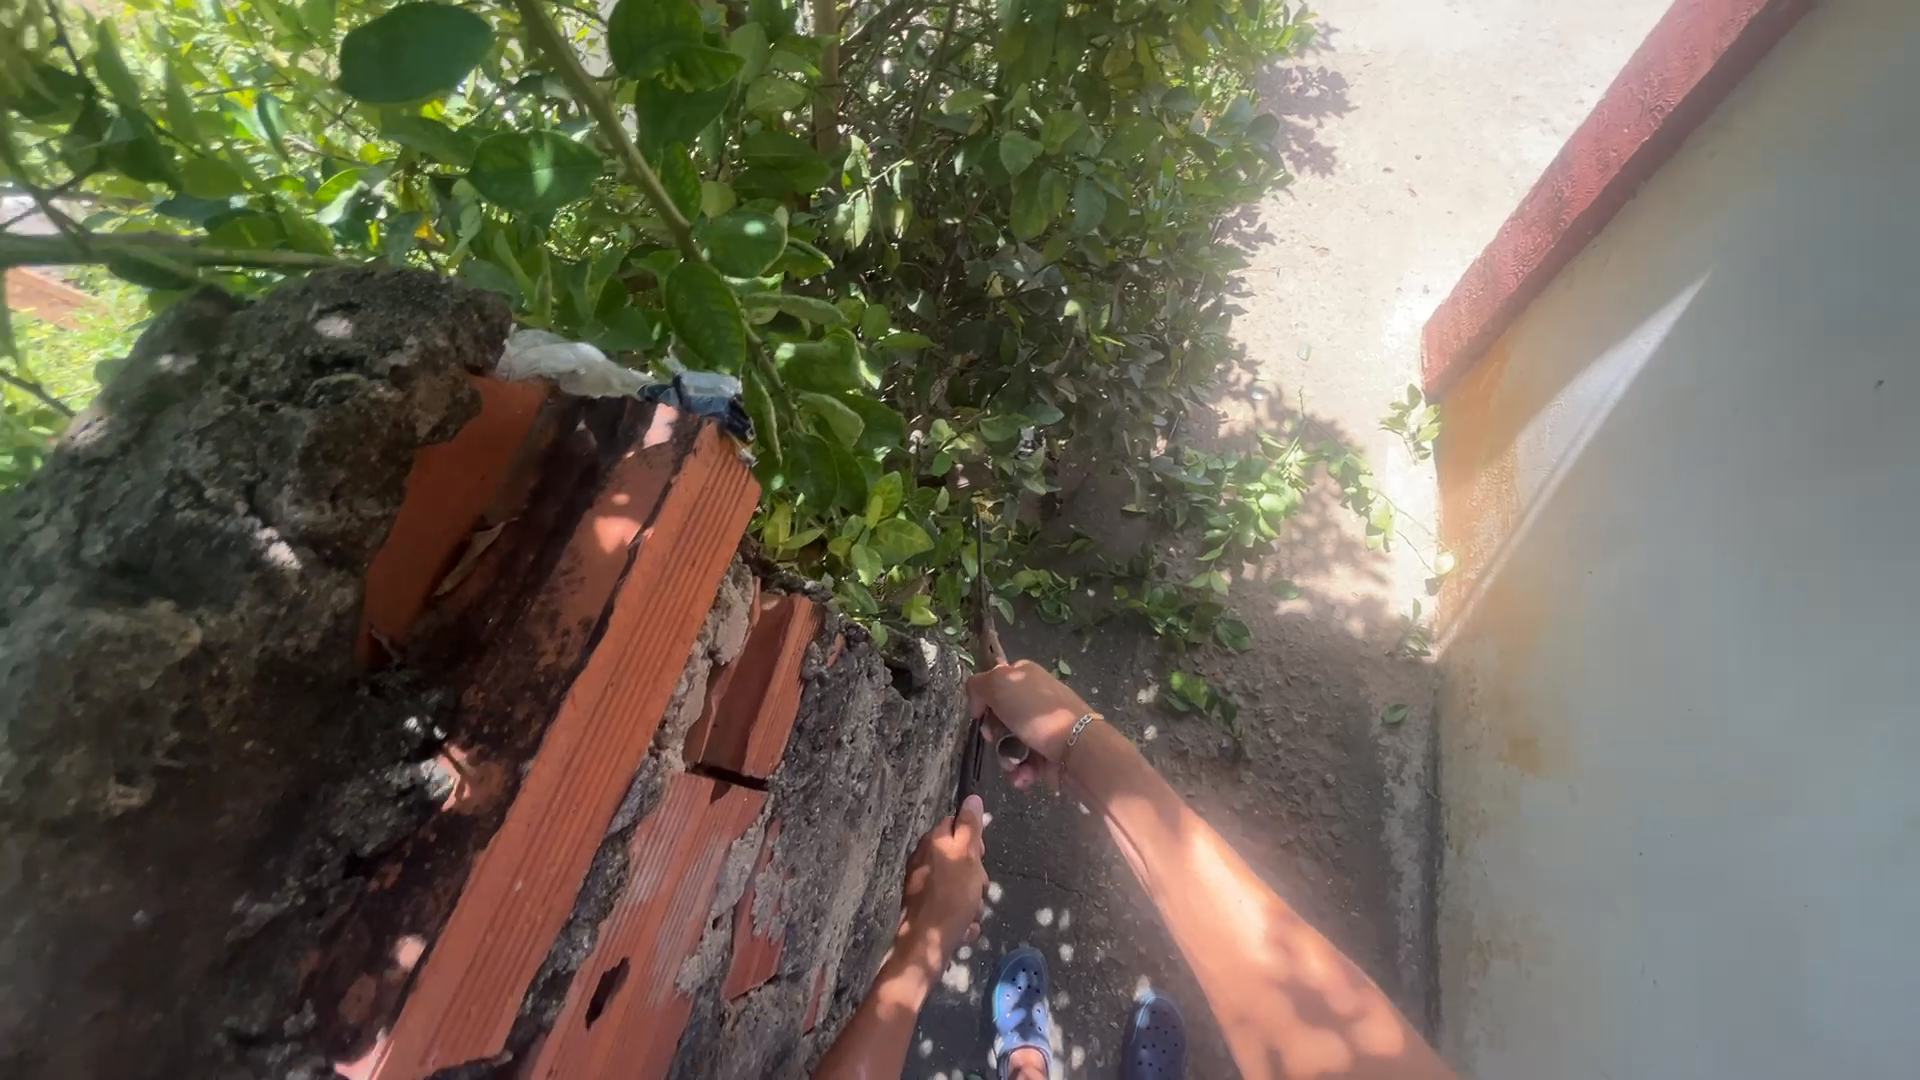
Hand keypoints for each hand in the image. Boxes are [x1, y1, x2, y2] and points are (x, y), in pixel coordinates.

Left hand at [898, 794, 988, 955]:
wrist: (927, 945)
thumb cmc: (951, 896)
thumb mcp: (967, 856)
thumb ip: (970, 826)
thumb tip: (972, 797)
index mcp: (932, 841)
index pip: (957, 825)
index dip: (974, 841)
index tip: (980, 858)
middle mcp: (924, 859)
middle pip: (961, 858)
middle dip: (976, 877)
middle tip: (976, 890)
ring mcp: (923, 885)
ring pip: (960, 885)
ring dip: (971, 901)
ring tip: (970, 913)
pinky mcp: (925, 909)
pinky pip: (952, 906)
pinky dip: (961, 917)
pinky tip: (963, 928)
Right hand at [967, 660, 1094, 788]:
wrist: (1077, 747)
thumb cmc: (1036, 711)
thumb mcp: (999, 683)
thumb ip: (978, 685)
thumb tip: (978, 703)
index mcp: (1024, 675)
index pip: (994, 682)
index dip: (984, 700)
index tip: (981, 714)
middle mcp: (1033, 698)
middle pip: (997, 717)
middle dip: (993, 733)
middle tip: (996, 739)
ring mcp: (1041, 726)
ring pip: (1008, 743)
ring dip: (1005, 758)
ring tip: (1013, 765)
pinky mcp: (1047, 752)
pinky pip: (1023, 763)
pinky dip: (1020, 771)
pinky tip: (1022, 775)